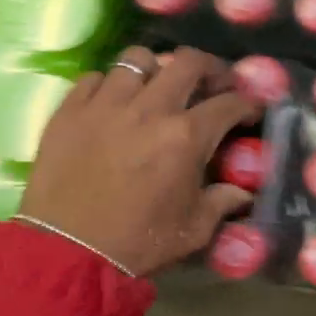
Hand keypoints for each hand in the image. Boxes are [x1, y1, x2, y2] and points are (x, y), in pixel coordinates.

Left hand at [20, 46, 259, 276]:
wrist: (64, 256)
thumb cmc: (137, 242)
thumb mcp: (194, 228)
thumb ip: (222, 202)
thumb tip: (241, 192)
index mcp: (187, 136)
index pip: (231, 102)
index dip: (249, 103)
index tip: (251, 110)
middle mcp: (150, 109)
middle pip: (188, 62)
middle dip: (209, 69)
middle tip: (210, 85)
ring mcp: (105, 106)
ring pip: (138, 59)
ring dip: (156, 69)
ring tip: (157, 87)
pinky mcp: (68, 113)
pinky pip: (94, 78)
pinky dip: (109, 84)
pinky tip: (113, 103)